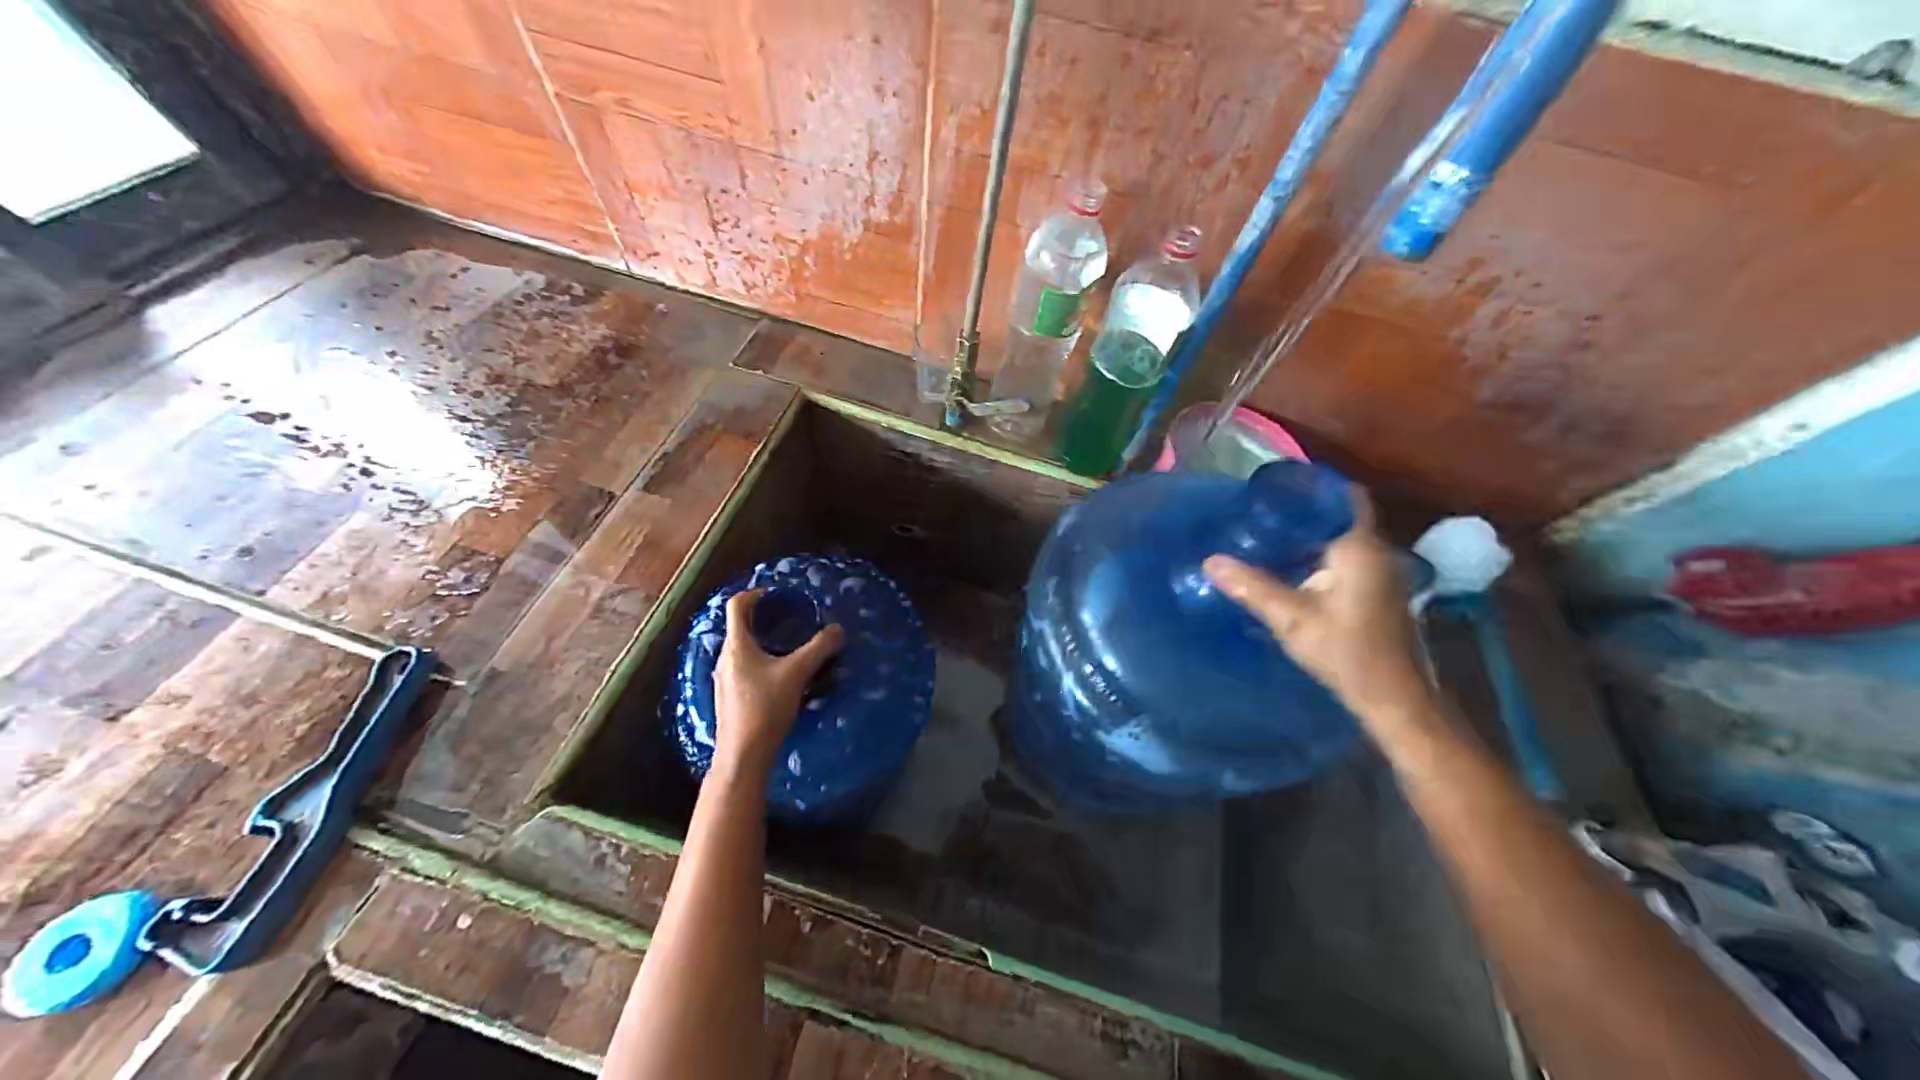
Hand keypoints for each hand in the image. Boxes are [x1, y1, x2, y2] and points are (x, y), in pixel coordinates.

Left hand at [712, 589, 843, 771]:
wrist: (743, 755)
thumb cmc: (766, 708)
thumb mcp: (797, 674)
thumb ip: (819, 649)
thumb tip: (837, 629)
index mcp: (737, 646)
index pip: (736, 605)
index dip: (754, 593)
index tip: (775, 595)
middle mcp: (725, 658)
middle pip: (739, 627)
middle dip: (762, 619)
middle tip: (788, 619)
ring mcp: (724, 679)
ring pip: (742, 650)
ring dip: (762, 642)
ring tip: (788, 647)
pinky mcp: (729, 697)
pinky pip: (743, 668)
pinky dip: (760, 662)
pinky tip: (780, 678)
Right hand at [1203, 492, 1431, 724]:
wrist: (1393, 698)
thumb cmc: (1346, 652)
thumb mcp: (1291, 619)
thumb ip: (1251, 587)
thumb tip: (1210, 560)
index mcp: (1359, 547)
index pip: (1342, 496)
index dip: (1312, 485)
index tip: (1275, 484)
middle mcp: (1376, 552)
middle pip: (1337, 516)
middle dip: (1300, 512)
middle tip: (1257, 510)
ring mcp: (1380, 573)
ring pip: (1339, 539)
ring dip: (1308, 535)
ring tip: (1265, 533)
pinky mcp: (1377, 592)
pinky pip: (1343, 559)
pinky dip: (1317, 555)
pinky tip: (1288, 566)